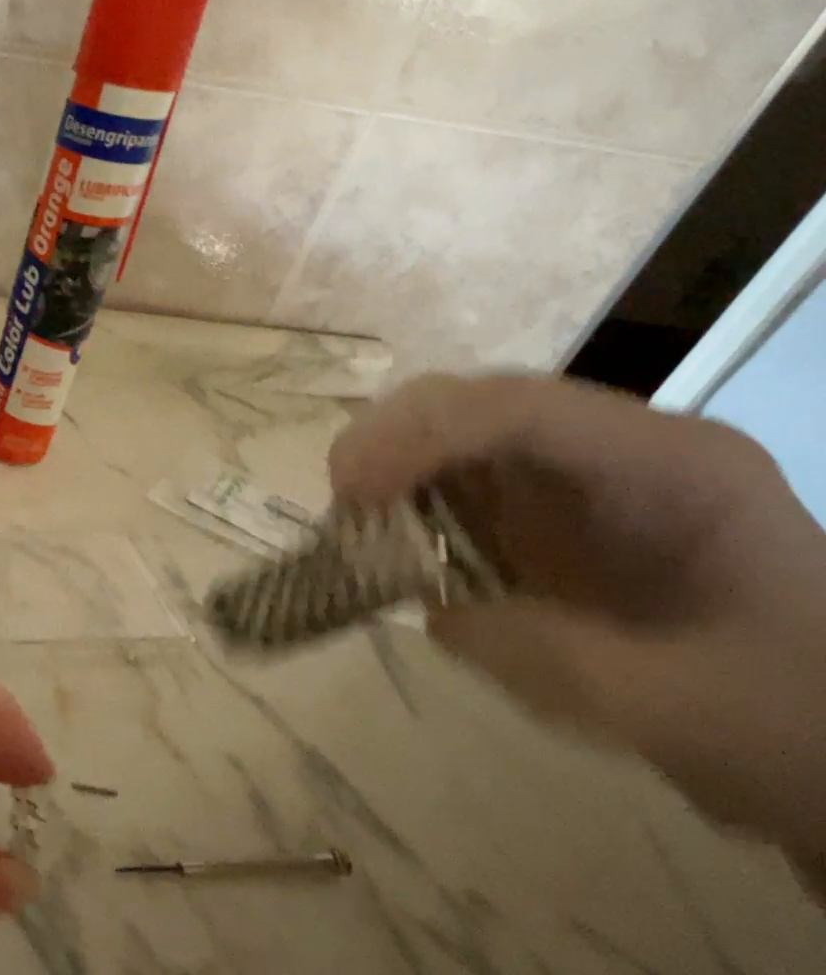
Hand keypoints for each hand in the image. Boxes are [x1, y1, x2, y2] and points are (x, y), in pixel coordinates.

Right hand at [329, 373, 825, 883]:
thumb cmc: (785, 723)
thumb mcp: (669, 707)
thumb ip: (537, 651)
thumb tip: (433, 608)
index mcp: (670, 466)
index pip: (518, 409)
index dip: (418, 436)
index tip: (352, 497)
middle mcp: (616, 450)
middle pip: (472, 403)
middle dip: (390, 444)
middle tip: (344, 514)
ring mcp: (578, 481)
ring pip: (449, 435)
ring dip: (388, 475)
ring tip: (356, 536)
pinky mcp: (549, 517)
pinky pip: (455, 486)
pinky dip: (405, 509)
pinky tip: (392, 552)